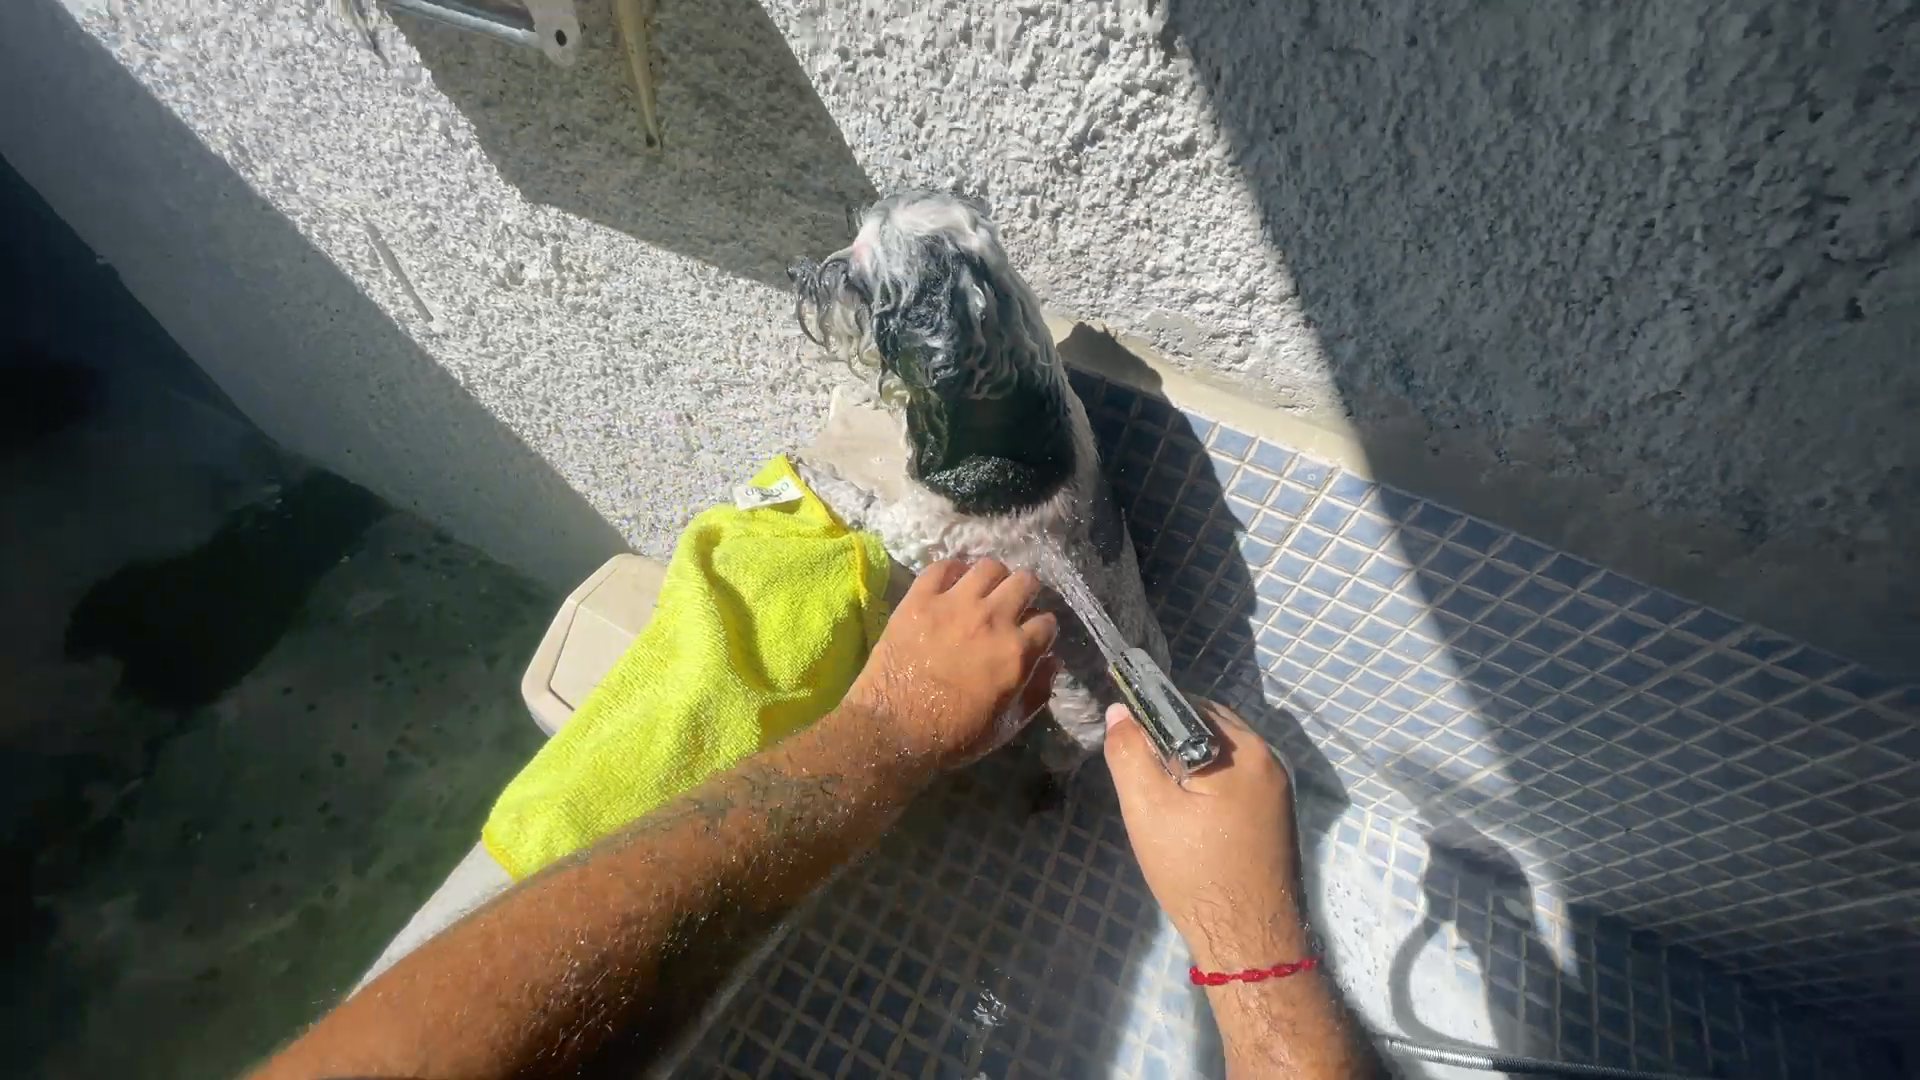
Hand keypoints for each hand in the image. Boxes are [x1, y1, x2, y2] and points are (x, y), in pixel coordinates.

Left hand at [846, 558, 1058, 771]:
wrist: (893, 729)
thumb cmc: (954, 735)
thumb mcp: (1007, 725)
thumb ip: (1037, 692)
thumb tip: (1052, 661)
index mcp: (1017, 651)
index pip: (1047, 622)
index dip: (1042, 630)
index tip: (1032, 635)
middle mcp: (992, 618)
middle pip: (1025, 581)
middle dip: (1025, 592)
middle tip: (1012, 605)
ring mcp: (954, 603)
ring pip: (989, 566)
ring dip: (993, 578)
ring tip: (983, 591)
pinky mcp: (920, 598)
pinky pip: (942, 566)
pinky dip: (951, 572)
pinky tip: (950, 586)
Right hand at [1105, 700, 1310, 970]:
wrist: (1248, 942)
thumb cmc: (1194, 870)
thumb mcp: (1147, 808)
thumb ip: (1130, 752)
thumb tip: (1120, 709)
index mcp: (1243, 749)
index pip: (1186, 706)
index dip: (1150, 716)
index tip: (1126, 741)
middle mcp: (1269, 759)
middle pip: (1206, 726)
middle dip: (1170, 738)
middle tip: (1141, 770)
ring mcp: (1277, 788)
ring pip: (1219, 752)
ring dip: (1188, 760)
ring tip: (1160, 793)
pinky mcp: (1276, 813)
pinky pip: (1233, 776)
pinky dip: (1207, 780)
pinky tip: (1187, 812)